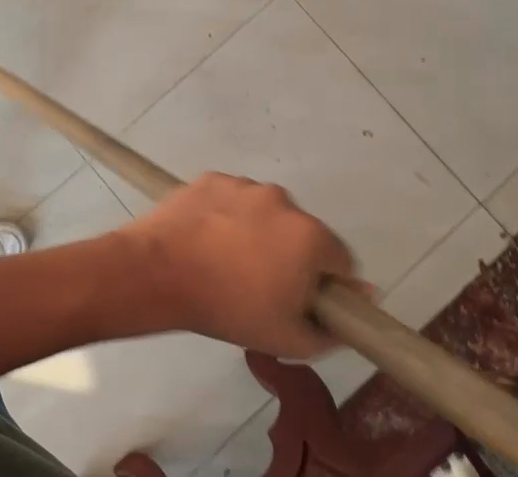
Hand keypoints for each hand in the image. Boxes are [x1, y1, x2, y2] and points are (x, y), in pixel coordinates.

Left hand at [112, 172, 365, 358]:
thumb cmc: (228, 307)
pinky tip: (207, 237)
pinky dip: (226, 214)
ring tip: (225, 259)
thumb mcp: (293, 338)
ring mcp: (241, 184)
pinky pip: (231, 199)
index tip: (295, 298)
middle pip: (301, 232)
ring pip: (264, 213)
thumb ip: (336, 325)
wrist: (156, 272)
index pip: (339, 261)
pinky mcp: (208, 178)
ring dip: (256, 231)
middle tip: (257, 281)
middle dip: (289, 254)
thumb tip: (361, 295)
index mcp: (311, 235)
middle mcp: (281, 200)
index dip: (323, 284)